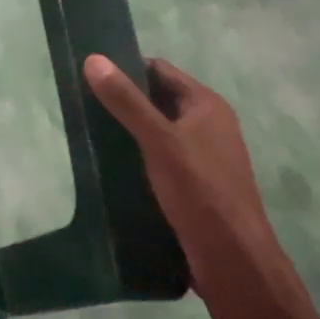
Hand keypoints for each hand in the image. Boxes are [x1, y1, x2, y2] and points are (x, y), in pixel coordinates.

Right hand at [84, 55, 319, 318]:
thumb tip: (92, 59)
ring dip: (131, 129)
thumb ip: (126, 100)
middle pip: (159, 98)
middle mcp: (210, 124)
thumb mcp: (158, 140)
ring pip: (159, 129)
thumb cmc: (199, 190)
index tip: (92, 75)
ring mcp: (206, 155)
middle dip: (125, 100)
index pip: (159, 70)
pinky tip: (115, 163)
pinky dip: (140, 154)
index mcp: (207, 105)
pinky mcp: (198, 182)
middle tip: (86, 104)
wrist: (233, 259)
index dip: (126, 67)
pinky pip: (162, 155)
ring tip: (94, 132)